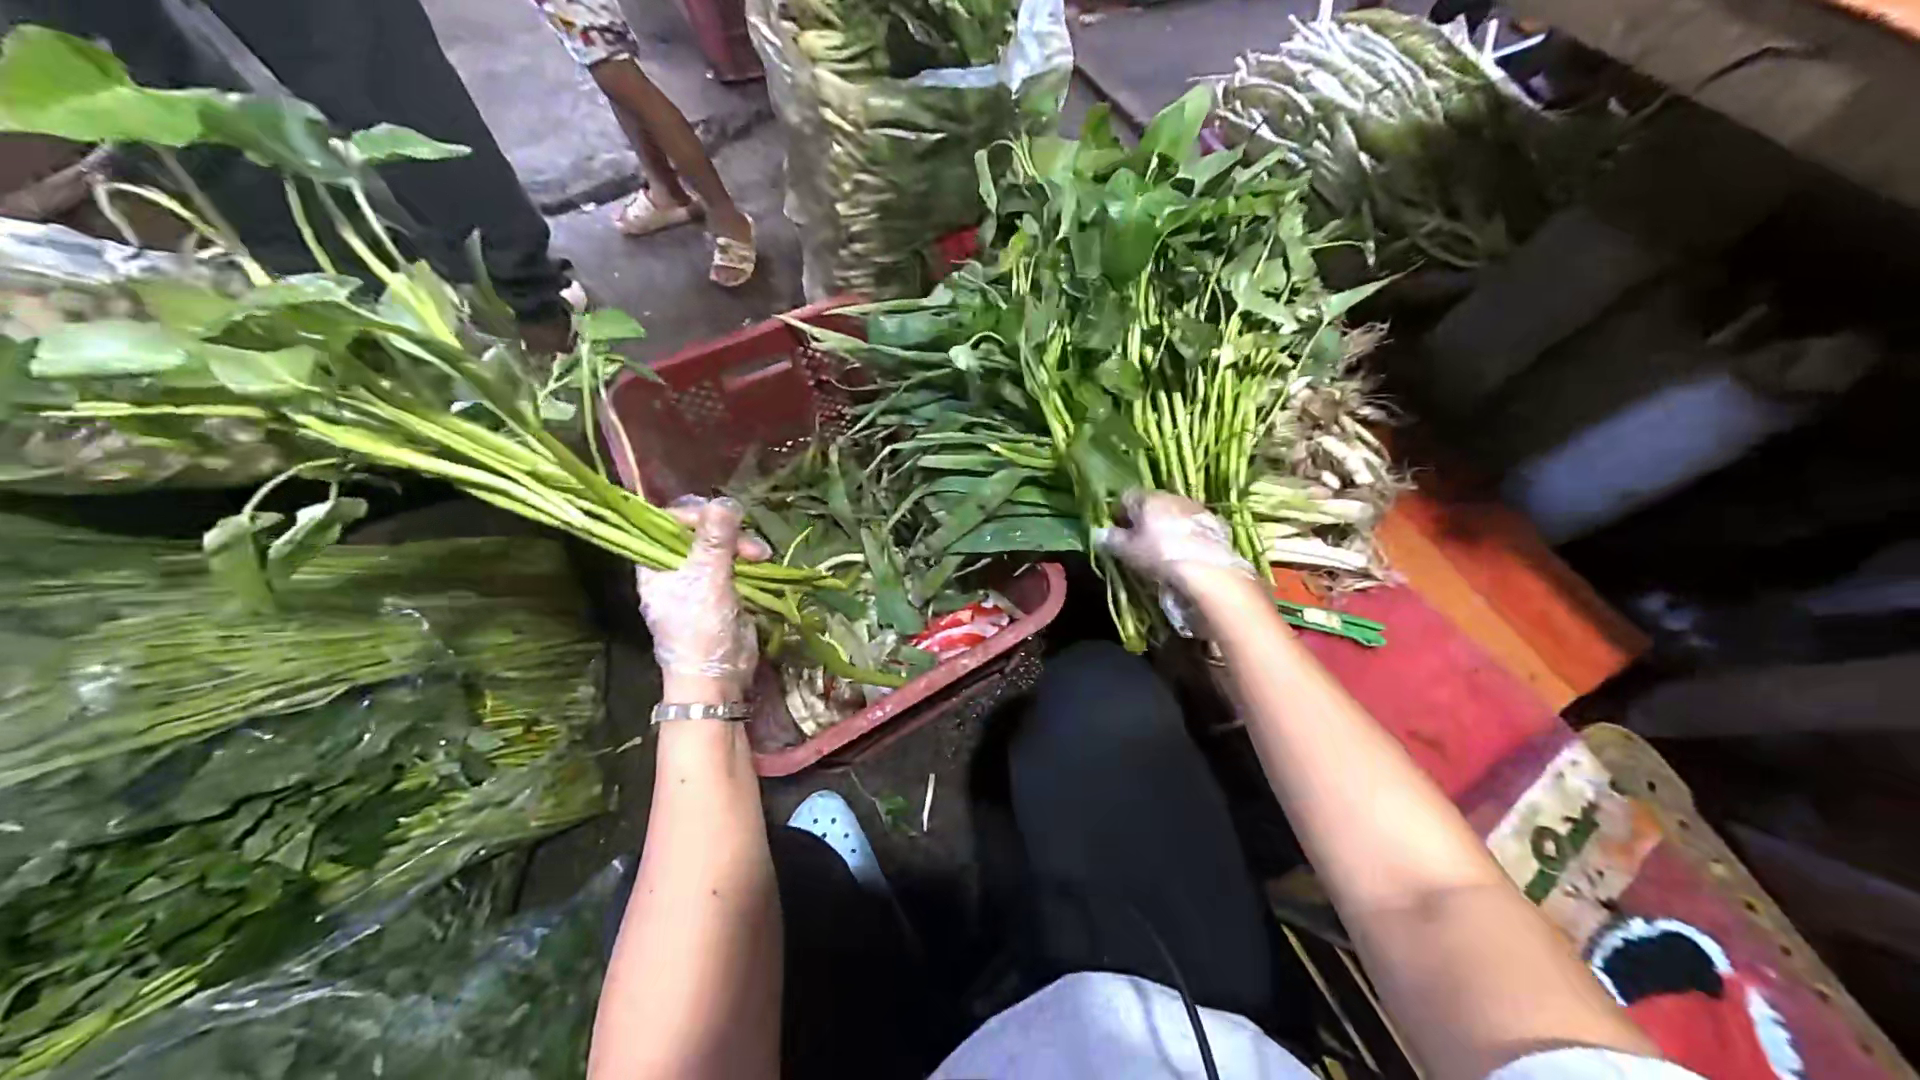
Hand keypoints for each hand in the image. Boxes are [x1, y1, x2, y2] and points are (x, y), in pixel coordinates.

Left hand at [637, 496, 770, 699]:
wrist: (716, 678)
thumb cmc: (700, 629)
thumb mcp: (707, 580)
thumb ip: (715, 540)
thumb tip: (724, 501)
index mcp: (655, 564)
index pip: (668, 522)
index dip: (695, 515)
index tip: (722, 519)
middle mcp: (675, 567)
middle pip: (700, 531)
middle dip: (728, 533)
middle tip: (751, 548)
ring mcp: (701, 578)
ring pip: (722, 544)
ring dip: (743, 546)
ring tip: (762, 558)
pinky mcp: (723, 589)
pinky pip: (736, 562)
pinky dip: (750, 560)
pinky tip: (763, 564)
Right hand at [1094, 490, 1260, 629]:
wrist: (1208, 572)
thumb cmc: (1159, 556)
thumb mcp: (1127, 552)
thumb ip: (1111, 539)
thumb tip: (1099, 533)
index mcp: (1147, 498)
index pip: (1125, 497)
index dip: (1118, 514)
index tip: (1116, 533)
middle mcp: (1171, 496)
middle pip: (1150, 504)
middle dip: (1142, 520)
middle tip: (1138, 543)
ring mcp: (1195, 508)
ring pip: (1172, 513)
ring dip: (1165, 526)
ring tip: (1163, 550)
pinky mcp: (1214, 523)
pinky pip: (1191, 525)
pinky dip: (1185, 535)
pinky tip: (1184, 553)